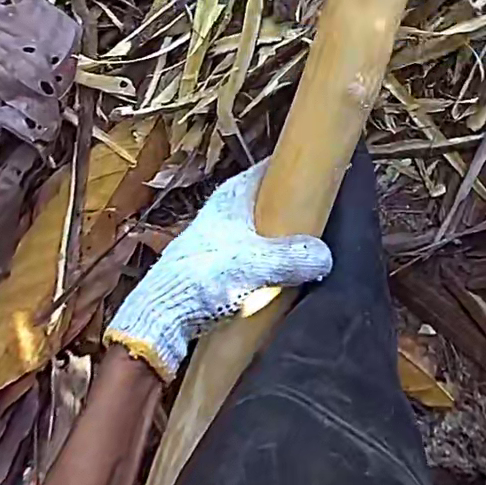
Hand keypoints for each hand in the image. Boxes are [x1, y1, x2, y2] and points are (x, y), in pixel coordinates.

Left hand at [103, 161, 331, 379]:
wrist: (160, 317)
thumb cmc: (203, 278)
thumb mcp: (256, 265)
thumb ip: (293, 257)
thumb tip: (325, 255)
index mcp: (233, 195)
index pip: (268, 168)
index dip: (293, 167)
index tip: (321, 171)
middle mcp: (225, 209)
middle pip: (266, 197)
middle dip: (290, 204)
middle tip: (321, 213)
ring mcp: (218, 236)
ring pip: (258, 226)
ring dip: (279, 235)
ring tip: (306, 247)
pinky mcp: (215, 263)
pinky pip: (251, 251)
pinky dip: (267, 257)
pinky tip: (280, 274)